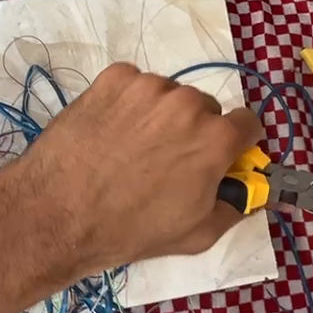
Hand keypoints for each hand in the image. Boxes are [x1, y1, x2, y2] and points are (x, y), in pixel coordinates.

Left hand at [0, 63, 263, 277]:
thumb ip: (236, 206)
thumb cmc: (130, 230)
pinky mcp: (114, 77)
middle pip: (206, 108)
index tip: (220, 156)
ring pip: (169, 95)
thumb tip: (255, 190)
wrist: (56, 212)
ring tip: (130, 149)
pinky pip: (135, 84)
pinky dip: (128, 103)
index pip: (248, 122)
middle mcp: (188, 102)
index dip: (236, 143)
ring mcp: (149, 85)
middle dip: (194, 130)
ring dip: (160, 115)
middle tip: (165, 160)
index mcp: (216, 138)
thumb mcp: (197, 234)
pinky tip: (110, 132)